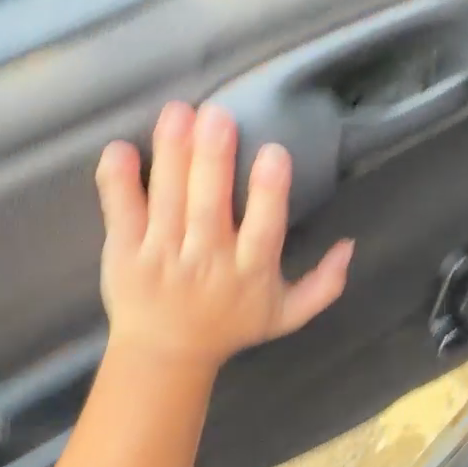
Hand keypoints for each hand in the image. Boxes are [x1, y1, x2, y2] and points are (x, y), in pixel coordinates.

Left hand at [95, 101, 354, 367]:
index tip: (273, 153)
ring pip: (168, 200)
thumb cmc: (233, 326)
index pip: (263, 227)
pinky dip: (118, 181)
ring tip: (178, 113)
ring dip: (172, 154)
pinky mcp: (125, 251)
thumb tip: (349, 246)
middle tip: (217, 115)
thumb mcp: (289, 315)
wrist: (167, 353)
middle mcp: (208, 260)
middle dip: (212, 159)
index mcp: (251, 272)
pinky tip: (122, 149)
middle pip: (210, 205)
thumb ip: (324, 284)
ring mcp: (163, 254)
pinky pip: (120, 212)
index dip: (268, 190)